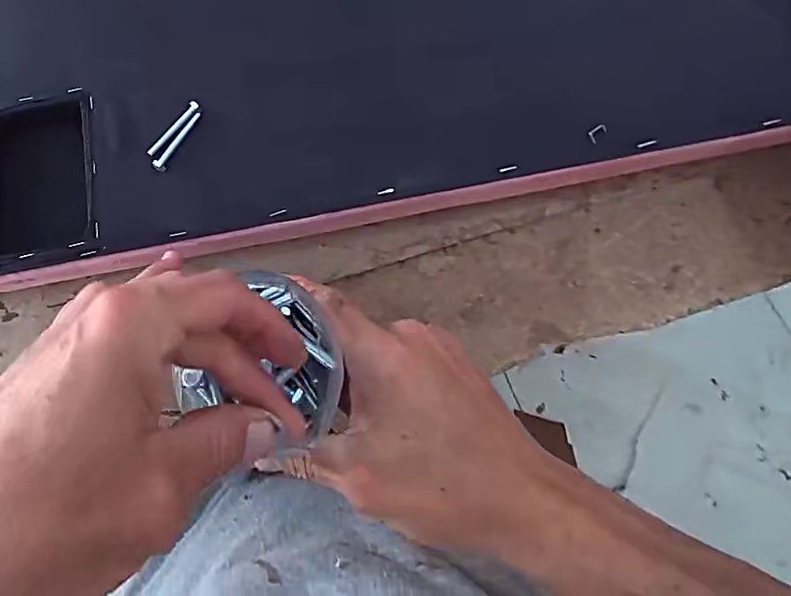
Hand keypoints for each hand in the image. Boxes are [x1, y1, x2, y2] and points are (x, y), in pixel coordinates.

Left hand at [0, 253, 307, 594]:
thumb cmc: (49, 521)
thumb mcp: (159, 487)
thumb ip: (224, 442)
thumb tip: (266, 427)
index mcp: (134, 320)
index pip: (225, 299)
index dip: (272, 330)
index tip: (298, 365)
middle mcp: (104, 308)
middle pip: (196, 309)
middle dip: (243, 351)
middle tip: (276, 398)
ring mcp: (72, 328)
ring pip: (162, 320)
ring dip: (205, 350)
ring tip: (241, 377)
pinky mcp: (53, 357)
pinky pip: (127, 333)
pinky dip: (166, 343)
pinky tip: (177, 341)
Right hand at [281, 280, 790, 595]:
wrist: (524, 498)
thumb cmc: (441, 487)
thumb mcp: (361, 478)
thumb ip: (306, 457)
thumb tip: (265, 451)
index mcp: (384, 351)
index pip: (329, 306)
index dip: (296, 296)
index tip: (268, 292)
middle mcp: (410, 334)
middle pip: (351, 334)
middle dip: (323, 363)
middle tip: (297, 396)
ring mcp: (438, 345)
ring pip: (379, 350)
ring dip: (357, 377)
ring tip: (344, 420)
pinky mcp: (455, 360)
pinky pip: (405, 358)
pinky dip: (386, 379)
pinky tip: (387, 420)